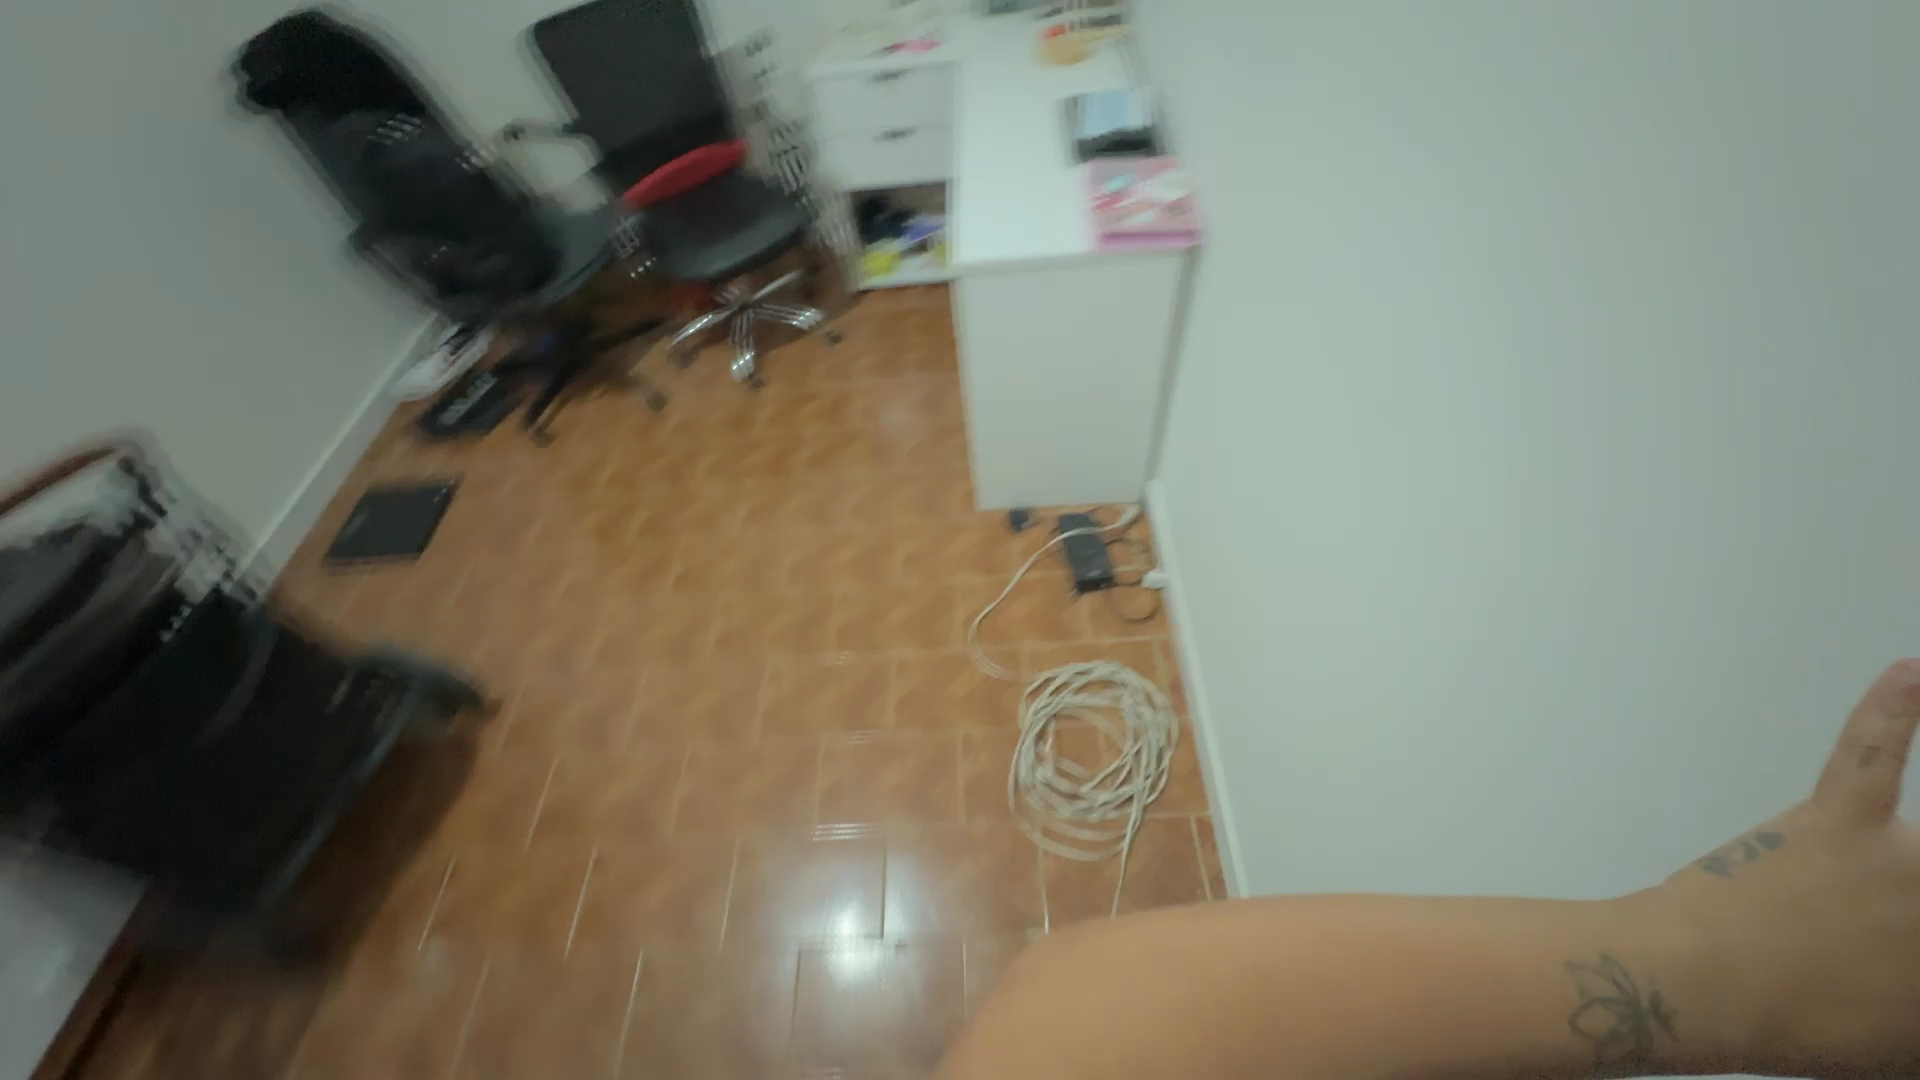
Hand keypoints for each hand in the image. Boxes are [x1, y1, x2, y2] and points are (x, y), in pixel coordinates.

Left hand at [1654, 660, 1919, 1075]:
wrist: (1697, 986)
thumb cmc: (1802, 1025)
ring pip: (1918, 859)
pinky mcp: (1831, 820)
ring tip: (1818, 932)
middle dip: (1897, 925)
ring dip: (1874, 900)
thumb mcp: (1911, 1043)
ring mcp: (1905, 857)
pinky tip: (1908, 670)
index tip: (1909, 935)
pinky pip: (1868, 756)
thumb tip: (1909, 948)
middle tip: (1849, 935)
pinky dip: (1891, 711)